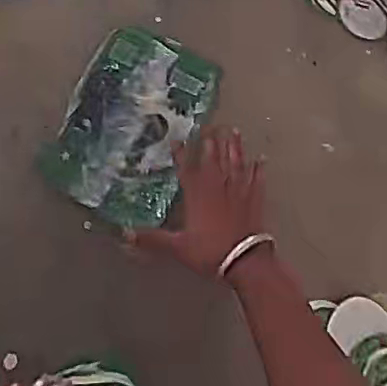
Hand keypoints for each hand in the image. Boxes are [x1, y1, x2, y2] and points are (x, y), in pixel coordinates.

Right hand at [128, 127, 265, 280]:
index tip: (176, 139)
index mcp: (198, 195)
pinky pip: (257, 179)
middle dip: (211, 141)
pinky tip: (261, 158)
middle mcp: (218, 187)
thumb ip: (153, 239)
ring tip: (234, 130)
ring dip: (235, 147)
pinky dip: (258, 168)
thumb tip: (125, 234)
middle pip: (214, 159)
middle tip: (211, 125)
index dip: (181, 154)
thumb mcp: (178, 247)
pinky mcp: (254, 199)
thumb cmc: (210, 251)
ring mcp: (238, 191)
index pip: (186, 169)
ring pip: (236, 163)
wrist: (245, 260)